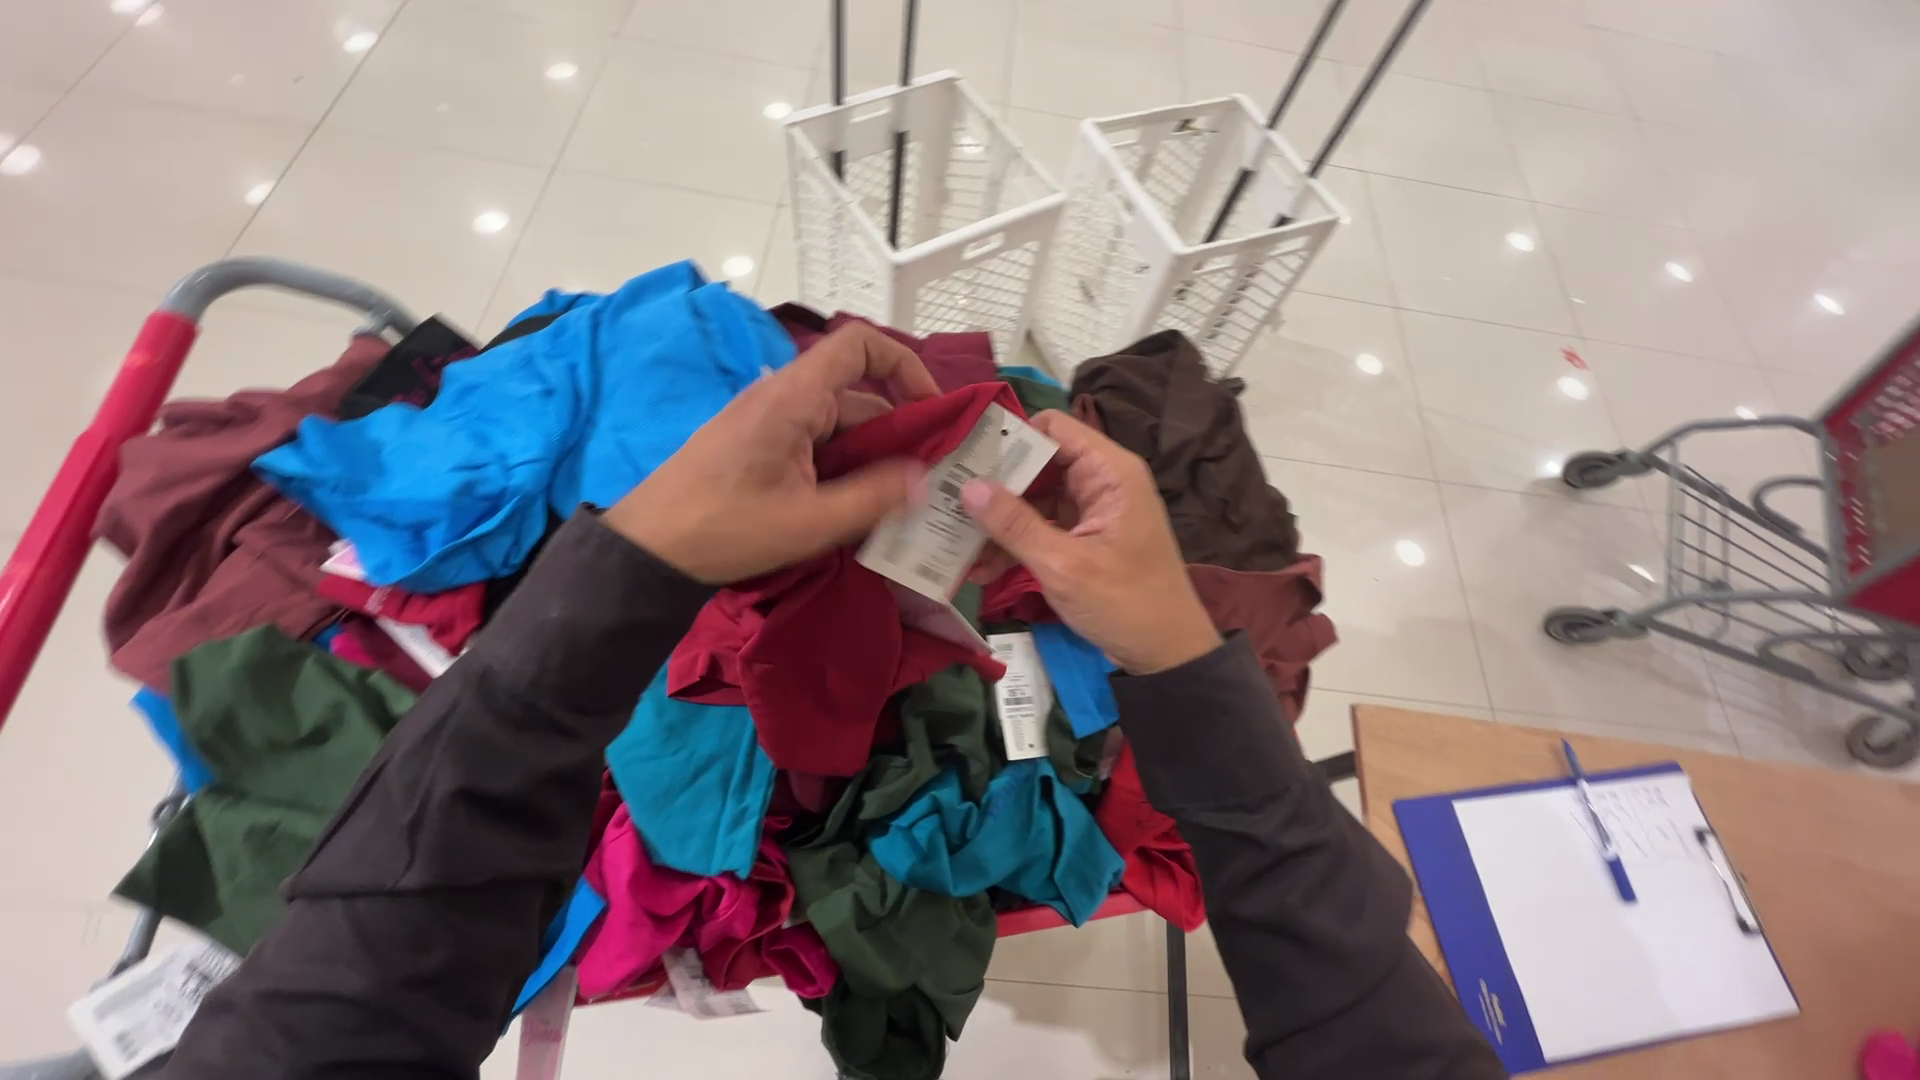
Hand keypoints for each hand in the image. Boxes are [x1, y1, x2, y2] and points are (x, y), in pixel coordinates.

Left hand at [606, 323, 938, 583]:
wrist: (649, 548)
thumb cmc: (727, 529)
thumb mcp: (810, 522)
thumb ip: (875, 498)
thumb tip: (925, 477)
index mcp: (794, 397)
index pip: (860, 344)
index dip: (904, 365)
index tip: (932, 410)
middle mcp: (784, 398)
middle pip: (857, 394)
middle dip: (898, 431)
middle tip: (928, 477)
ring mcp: (769, 421)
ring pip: (839, 425)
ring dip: (872, 456)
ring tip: (900, 501)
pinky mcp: (760, 444)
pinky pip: (816, 443)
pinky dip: (844, 466)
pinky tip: (858, 505)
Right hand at [961, 410, 1220, 674]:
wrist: (1167, 654)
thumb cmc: (1125, 603)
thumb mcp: (1064, 566)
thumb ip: (1015, 525)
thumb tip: (968, 487)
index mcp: (1109, 472)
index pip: (1053, 428)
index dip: (1010, 436)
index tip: (965, 454)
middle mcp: (1101, 481)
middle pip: (1038, 463)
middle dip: (995, 484)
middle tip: (946, 498)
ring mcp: (1091, 511)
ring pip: (1034, 499)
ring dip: (998, 522)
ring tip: (954, 539)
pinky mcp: (1082, 538)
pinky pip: (1040, 528)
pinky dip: (1014, 544)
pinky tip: (979, 567)